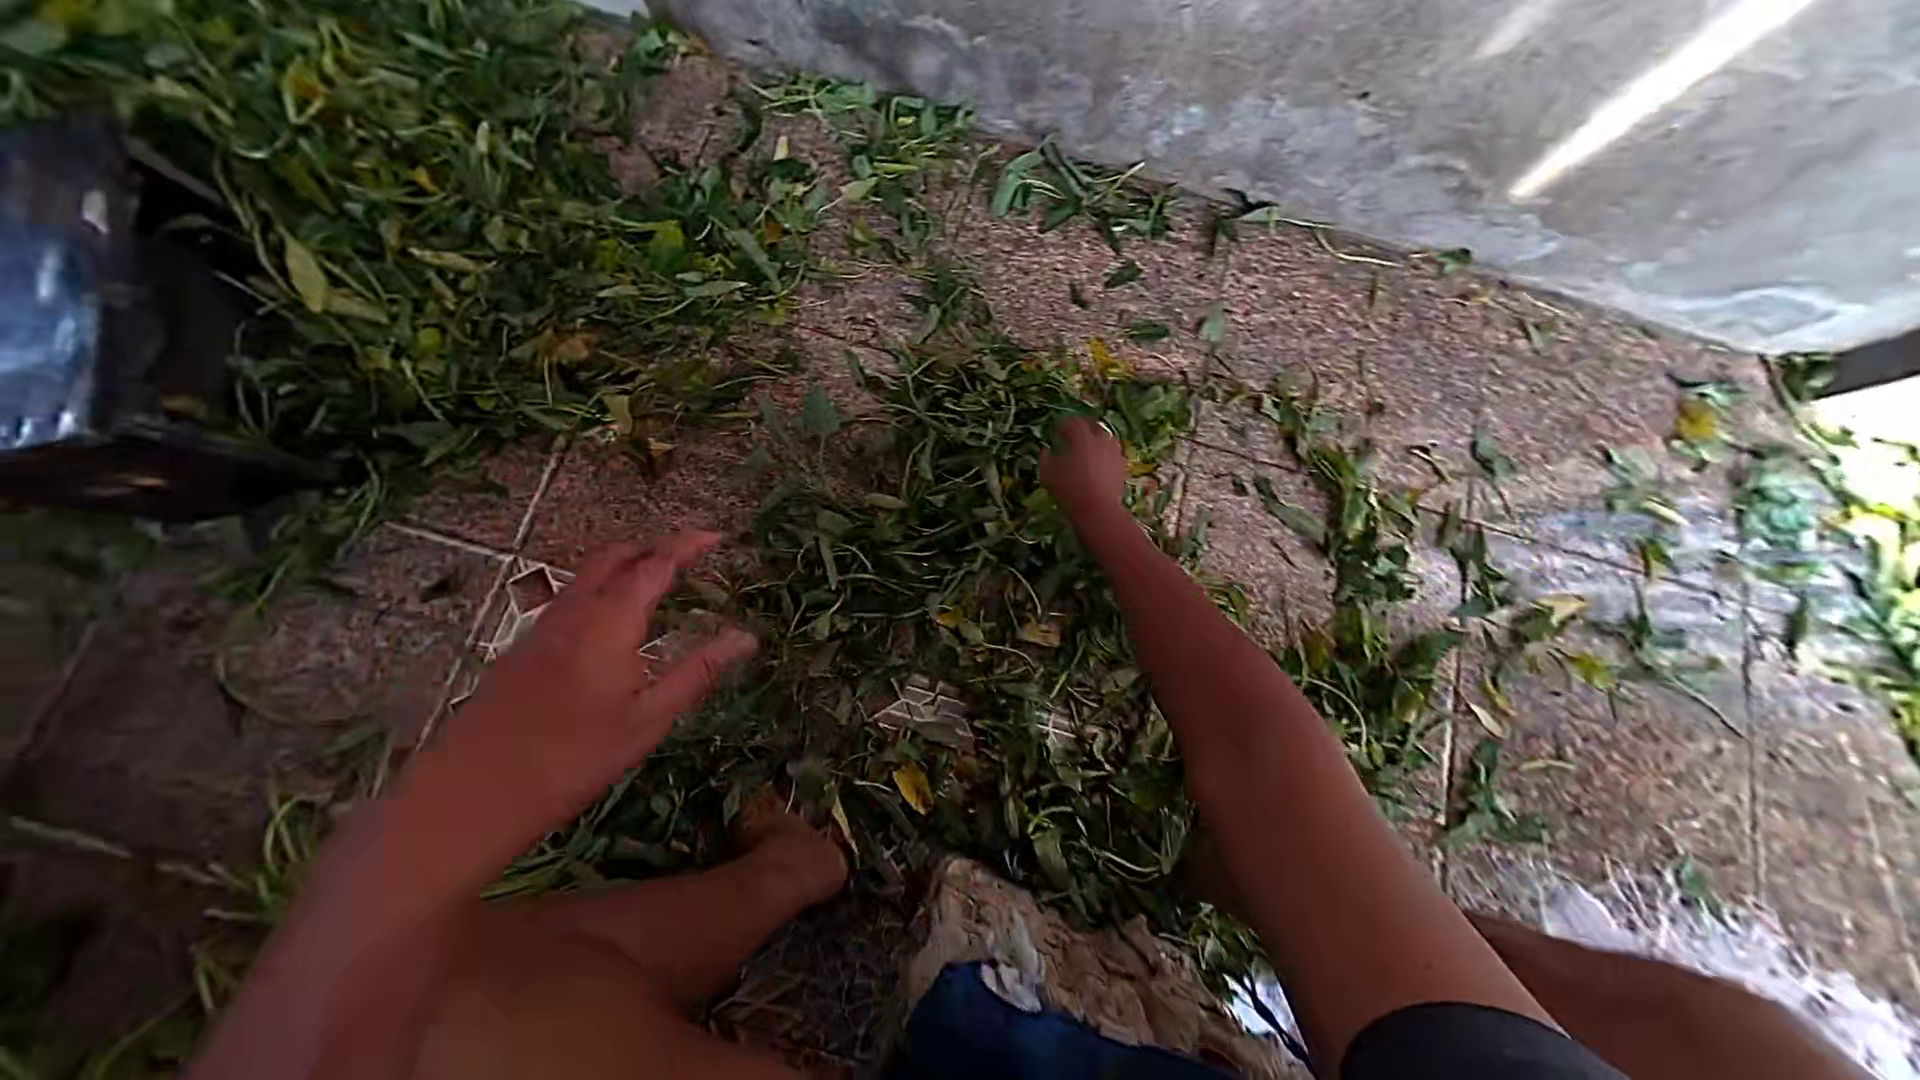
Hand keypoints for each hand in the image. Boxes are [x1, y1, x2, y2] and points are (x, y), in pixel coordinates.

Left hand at [428, 531, 757, 824]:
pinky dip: (603, 589)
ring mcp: (542, 628)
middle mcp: (573, 612)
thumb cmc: (573, 756)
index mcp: (609, 621)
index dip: (688, 545)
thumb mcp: (649, 718)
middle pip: (614, 556)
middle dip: (654, 546)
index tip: (717, 536)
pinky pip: (571, 598)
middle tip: (689, 557)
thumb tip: (746, 638)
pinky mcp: (524, 648)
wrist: (471, 793)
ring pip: (588, 575)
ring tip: (658, 583)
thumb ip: (698, 671)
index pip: (655, 565)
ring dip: (626, 565)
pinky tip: (613, 624)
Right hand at [1040, 416, 1126, 522]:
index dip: (1063, 424)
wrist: (1098, 510)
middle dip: (1082, 426)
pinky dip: (1103, 452)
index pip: (1073, 423)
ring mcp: (1114, 452)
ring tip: (1087, 446)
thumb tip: (1046, 450)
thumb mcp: (1048, 474)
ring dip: (1095, 438)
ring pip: (1105, 438)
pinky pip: (1111, 452)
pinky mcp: (1121, 466)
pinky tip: (1097, 461)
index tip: (1057, 429)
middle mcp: (1101, 440)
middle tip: (1073, 432)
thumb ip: (1046, 459)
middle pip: (1093, 425)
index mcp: (1082, 438)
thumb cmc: (1069, 490)